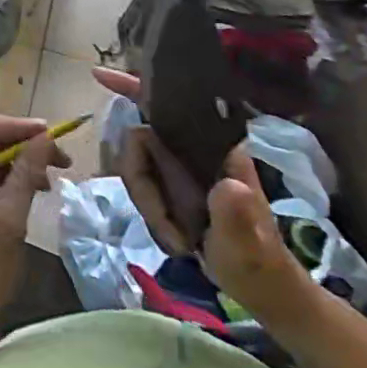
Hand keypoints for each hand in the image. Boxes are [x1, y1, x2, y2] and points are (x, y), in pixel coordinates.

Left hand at [0, 112, 69, 329]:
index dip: (19, 127)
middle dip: (26, 143)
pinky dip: (20, 174)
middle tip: (62, 157)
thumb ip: (26, 173)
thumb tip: (46, 137)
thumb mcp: (9, 216)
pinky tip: (40, 186)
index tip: (53, 136)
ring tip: (55, 174)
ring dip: (27, 159)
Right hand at [93, 67, 311, 318]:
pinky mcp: (172, 187)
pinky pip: (142, 186)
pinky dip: (149, 213)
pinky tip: (172, 238)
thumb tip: (227, 184)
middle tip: (165, 228)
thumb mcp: (251, 246)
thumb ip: (238, 216)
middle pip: (140, 145)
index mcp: (216, 150)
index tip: (102, 77)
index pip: (172, 106)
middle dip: (143, 187)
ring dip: (148, 206)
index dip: (136, 88)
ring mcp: (180, 169)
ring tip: (177, 241)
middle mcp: (193, 151)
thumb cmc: (261, 264)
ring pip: (137, 168)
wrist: (264, 290)